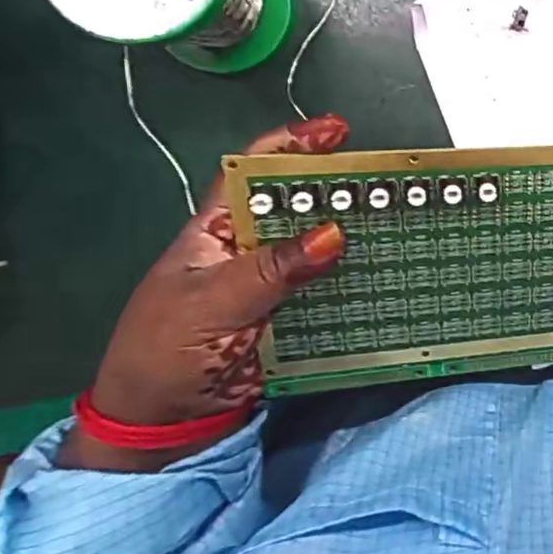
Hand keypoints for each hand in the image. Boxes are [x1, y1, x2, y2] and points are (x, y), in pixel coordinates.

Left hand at [61, 114, 349, 471]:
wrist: (161, 423)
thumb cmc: (165, 350)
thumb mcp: (213, 303)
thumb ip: (271, 269)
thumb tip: (334, 234)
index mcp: (217, 228)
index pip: (253, 170)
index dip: (292, 143)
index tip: (336, 130)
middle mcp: (247, 247)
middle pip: (296, 205)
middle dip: (334, 188)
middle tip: (380, 182)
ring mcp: (270, 282)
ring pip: (316, 246)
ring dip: (351, 234)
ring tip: (391, 221)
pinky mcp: (289, 315)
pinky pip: (325, 288)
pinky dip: (352, 279)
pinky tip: (380, 270)